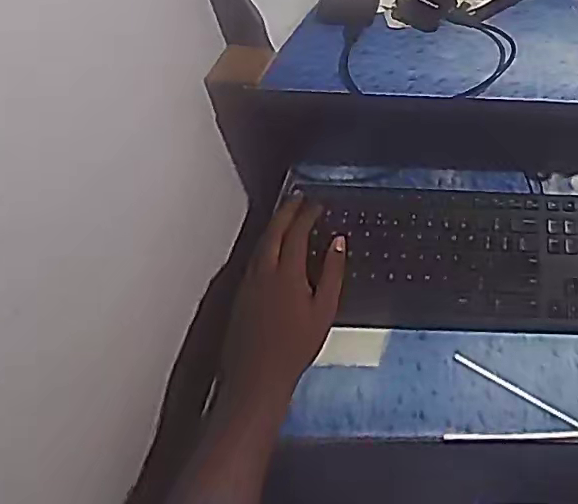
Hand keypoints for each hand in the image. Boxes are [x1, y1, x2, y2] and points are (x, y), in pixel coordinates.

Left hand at [218, 192, 344, 413]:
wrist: (255, 379)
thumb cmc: (295, 348)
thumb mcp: (324, 311)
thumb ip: (332, 273)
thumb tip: (338, 242)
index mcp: (287, 272)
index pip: (297, 232)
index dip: (308, 214)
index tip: (317, 204)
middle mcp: (264, 270)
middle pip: (274, 230)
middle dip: (287, 210)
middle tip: (299, 198)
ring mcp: (248, 280)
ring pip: (261, 242)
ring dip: (275, 224)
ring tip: (287, 214)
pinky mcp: (240, 292)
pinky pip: (254, 255)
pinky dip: (266, 241)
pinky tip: (272, 245)